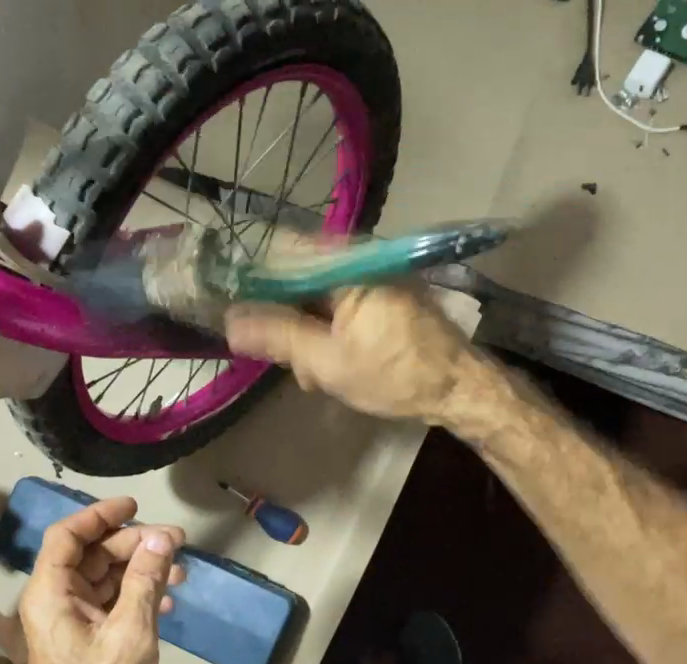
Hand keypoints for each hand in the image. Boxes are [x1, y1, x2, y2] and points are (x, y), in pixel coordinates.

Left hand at [18, 497, 183, 663]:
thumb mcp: (131, 631)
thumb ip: (145, 579)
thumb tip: (162, 535)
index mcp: (50, 595)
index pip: (67, 536)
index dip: (99, 515)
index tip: (135, 506)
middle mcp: (53, 603)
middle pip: (90, 556)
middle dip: (133, 545)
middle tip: (175, 543)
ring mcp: (69, 625)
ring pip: (103, 581)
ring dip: (140, 571)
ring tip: (180, 573)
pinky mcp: (84, 644)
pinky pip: (108, 606)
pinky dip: (136, 598)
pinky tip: (167, 602)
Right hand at [225, 286, 494, 425]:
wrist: (460, 389)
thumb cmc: (396, 375)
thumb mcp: (328, 362)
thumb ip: (278, 336)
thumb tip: (230, 321)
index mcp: (347, 264)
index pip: (282, 251)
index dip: (250, 274)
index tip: (226, 300)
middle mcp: (360, 260)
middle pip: (298, 275)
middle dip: (282, 317)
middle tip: (277, 356)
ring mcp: (374, 279)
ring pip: (318, 297)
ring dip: (305, 334)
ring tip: (311, 374)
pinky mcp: (383, 299)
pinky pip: (340, 307)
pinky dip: (328, 334)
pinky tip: (328, 368)